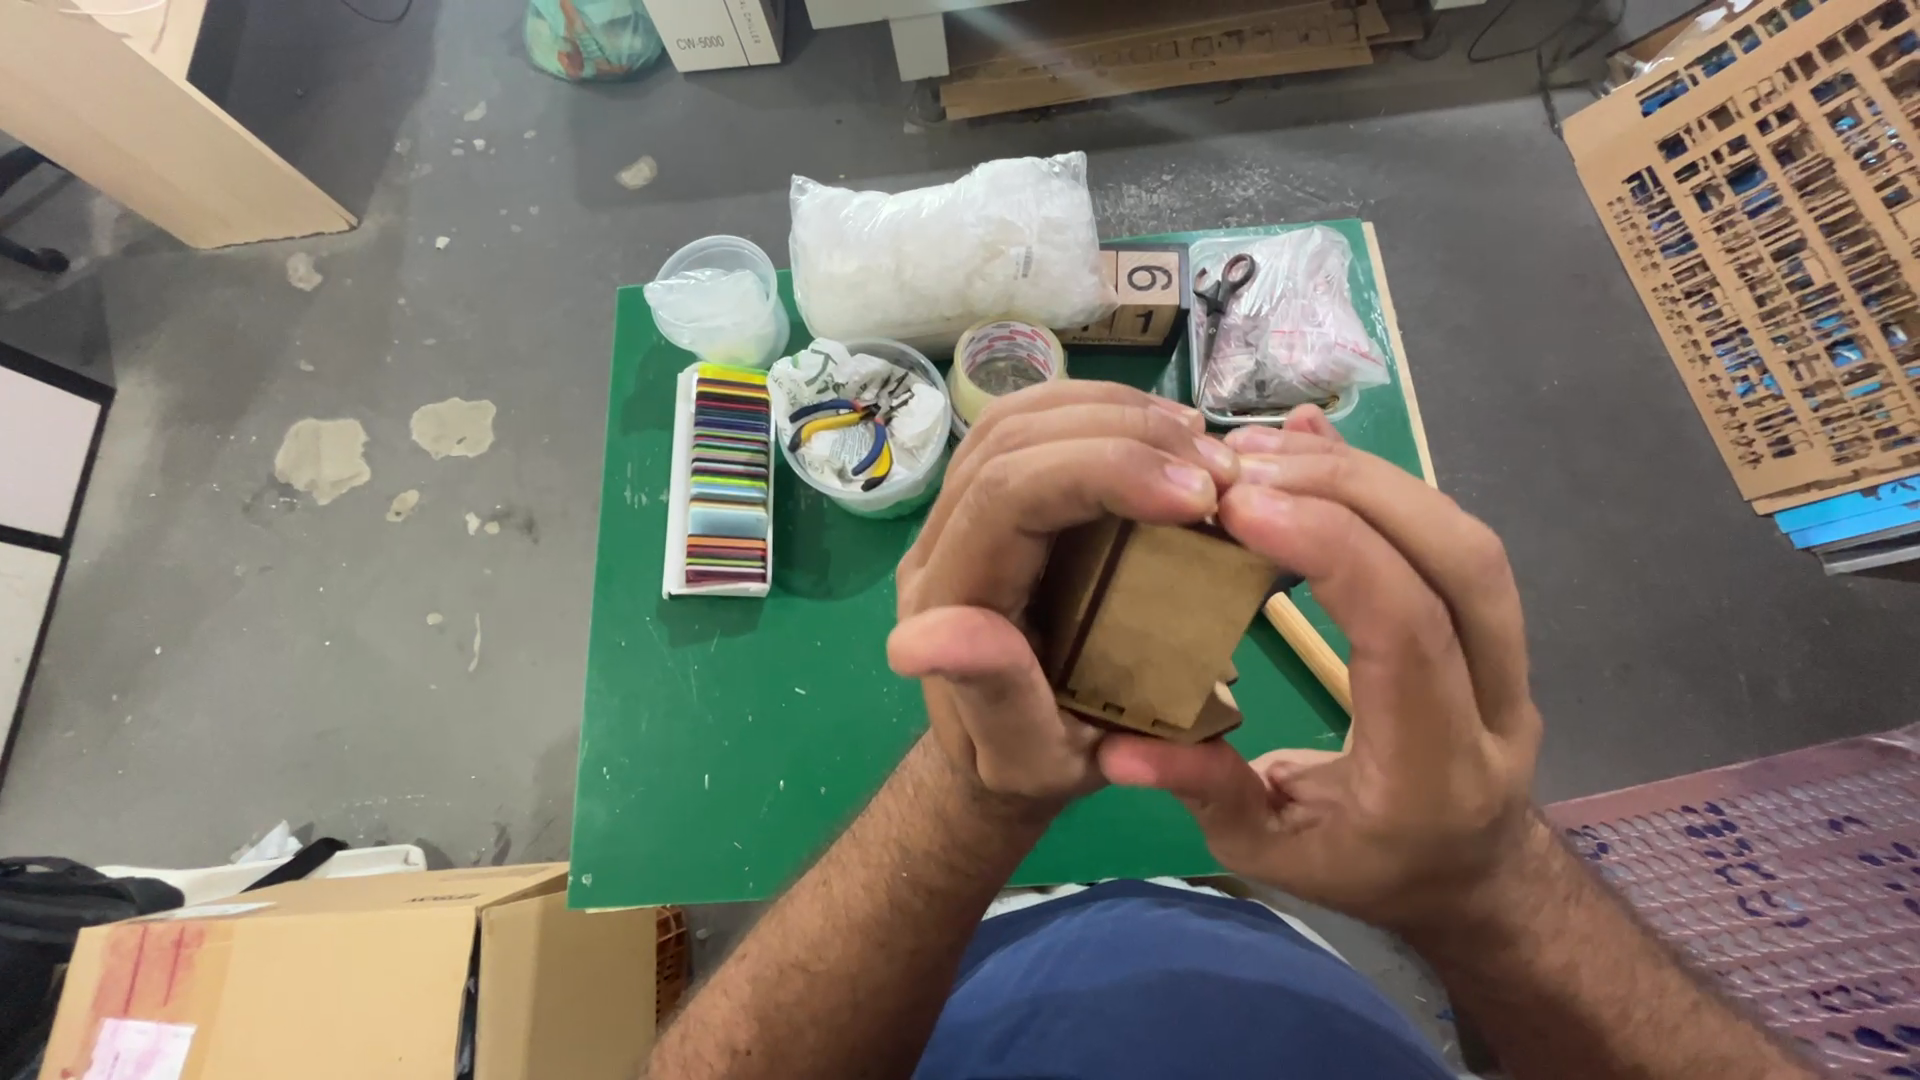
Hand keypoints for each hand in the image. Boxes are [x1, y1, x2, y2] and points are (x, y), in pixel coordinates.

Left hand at [889, 381, 1240, 802]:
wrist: (1001, 748)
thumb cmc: (1025, 761)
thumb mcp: (1022, 752)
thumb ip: (989, 696)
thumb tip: (923, 639)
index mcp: (947, 597)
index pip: (1008, 492)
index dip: (1103, 471)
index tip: (1201, 493)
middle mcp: (938, 540)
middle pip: (1014, 438)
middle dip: (1124, 433)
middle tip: (1218, 467)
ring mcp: (956, 514)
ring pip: (1019, 417)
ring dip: (1113, 411)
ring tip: (1196, 440)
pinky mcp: (984, 503)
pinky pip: (1031, 428)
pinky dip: (1098, 414)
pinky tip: (1158, 433)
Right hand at [1098, 406, 1543, 931]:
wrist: (1473, 875)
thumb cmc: (1367, 868)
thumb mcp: (1269, 852)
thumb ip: (1206, 793)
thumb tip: (1116, 751)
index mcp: (1434, 766)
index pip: (1405, 632)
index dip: (1330, 551)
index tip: (1239, 507)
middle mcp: (1493, 701)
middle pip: (1458, 560)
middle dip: (1349, 490)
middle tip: (1240, 465)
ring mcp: (1508, 656)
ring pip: (1463, 536)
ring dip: (1362, 476)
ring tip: (1260, 451)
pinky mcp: (1489, 622)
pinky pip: (1447, 533)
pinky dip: (1377, 478)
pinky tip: (1311, 441)